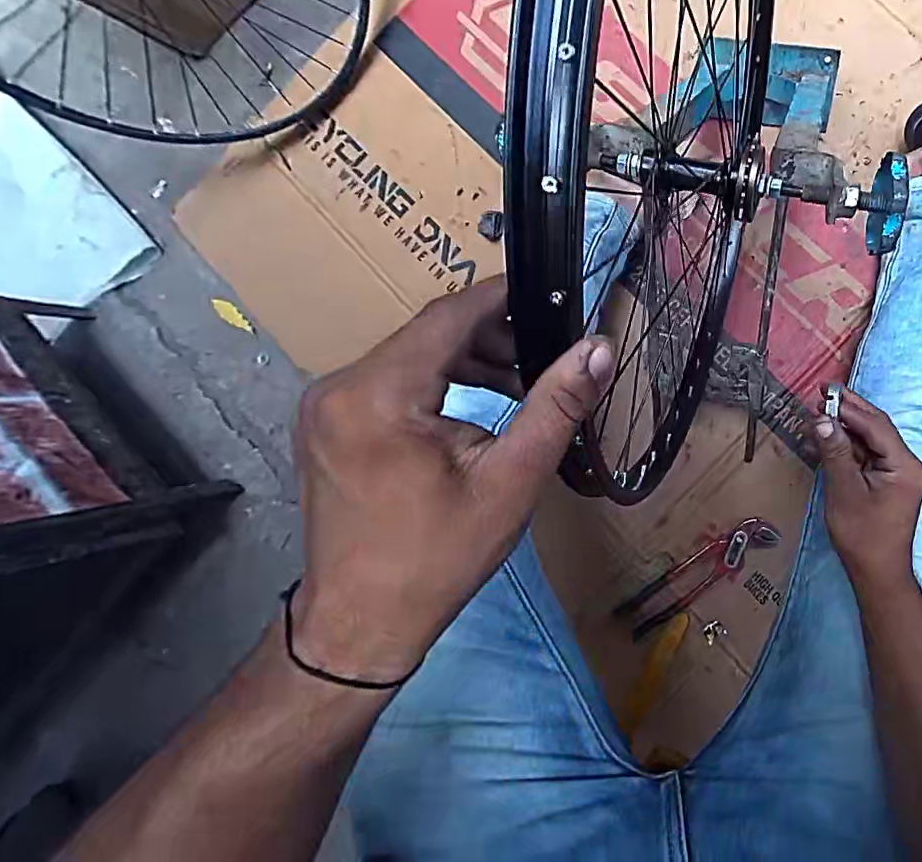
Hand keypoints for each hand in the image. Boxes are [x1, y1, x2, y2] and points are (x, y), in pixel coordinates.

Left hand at [288, 277, 615, 681]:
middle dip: (489, 338)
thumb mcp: (508, 482)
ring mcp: (324, 403)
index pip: (447, 317)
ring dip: (464, 361)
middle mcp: (339, 386)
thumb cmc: (437, 560)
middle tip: (541, 358)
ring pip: (409, 355)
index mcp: (377, 394)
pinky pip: (389, 380)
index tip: (544, 296)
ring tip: (517, 385)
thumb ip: (555, 408)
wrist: (360, 625)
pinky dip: (434, 384)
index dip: (500, 299)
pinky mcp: (326, 420)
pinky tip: (472, 406)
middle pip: (427, 334)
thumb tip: (596, 350)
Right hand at [813, 388, 921, 595]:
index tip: (824, 393)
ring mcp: (897, 472)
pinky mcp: (885, 480)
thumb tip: (821, 420)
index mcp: (905, 465)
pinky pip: (865, 452)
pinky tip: (826, 436)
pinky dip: (845, 443)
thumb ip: (834, 452)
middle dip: (849, 409)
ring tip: (818, 413)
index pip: (875, 425)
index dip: (849, 407)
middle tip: (821, 393)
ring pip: (869, 438)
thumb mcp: (844, 489)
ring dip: (844, 426)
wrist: (876, 571)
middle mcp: (906, 464)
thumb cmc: (863, 534)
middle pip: (876, 427)